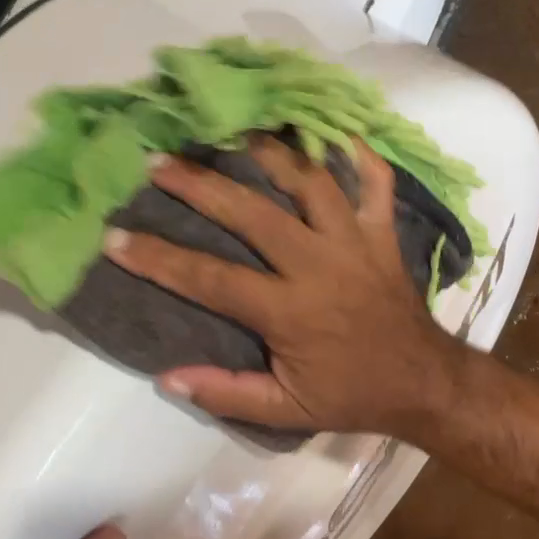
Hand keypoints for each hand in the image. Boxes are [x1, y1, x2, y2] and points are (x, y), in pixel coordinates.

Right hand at [101, 135, 469, 439]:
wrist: (423, 382)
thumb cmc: (351, 395)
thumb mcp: (287, 411)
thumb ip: (228, 394)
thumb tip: (167, 377)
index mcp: (289, 310)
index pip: (212, 279)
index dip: (159, 259)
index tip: (115, 238)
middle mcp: (319, 264)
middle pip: (253, 213)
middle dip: (201, 185)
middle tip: (159, 161)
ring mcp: (355, 241)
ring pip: (311, 182)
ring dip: (271, 151)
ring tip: (235, 127)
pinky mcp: (383, 233)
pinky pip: (375, 182)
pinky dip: (359, 153)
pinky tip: (335, 127)